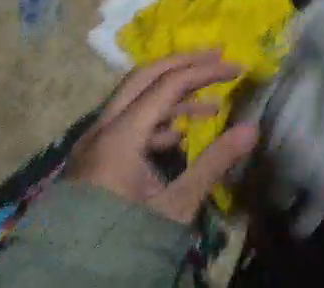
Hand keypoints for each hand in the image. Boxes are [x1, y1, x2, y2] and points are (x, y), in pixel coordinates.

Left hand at [65, 52, 259, 223]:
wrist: (71, 280)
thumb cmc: (125, 239)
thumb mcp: (174, 206)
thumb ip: (213, 163)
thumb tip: (252, 129)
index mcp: (120, 135)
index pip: (169, 84)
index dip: (206, 71)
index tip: (238, 67)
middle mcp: (102, 129)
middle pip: (145, 78)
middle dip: (184, 64)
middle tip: (219, 57)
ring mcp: (93, 144)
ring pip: (135, 100)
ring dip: (174, 95)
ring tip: (212, 105)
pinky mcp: (93, 160)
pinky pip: (127, 123)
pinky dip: (157, 118)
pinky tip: (182, 135)